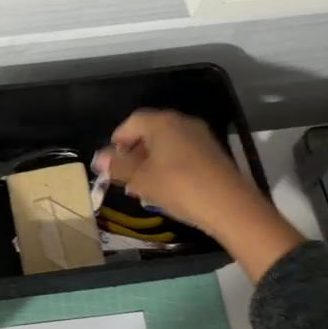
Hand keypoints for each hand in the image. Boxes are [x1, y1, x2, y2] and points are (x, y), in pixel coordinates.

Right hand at [96, 109, 303, 281]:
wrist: (229, 206)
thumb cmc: (178, 186)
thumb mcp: (142, 179)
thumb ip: (118, 167)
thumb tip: (98, 159)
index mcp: (162, 122)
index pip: (131, 122)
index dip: (118, 140)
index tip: (111, 161)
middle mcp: (182, 122)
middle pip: (150, 131)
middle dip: (134, 153)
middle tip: (125, 176)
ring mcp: (200, 137)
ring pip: (167, 143)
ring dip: (151, 161)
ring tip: (143, 186)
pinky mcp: (212, 153)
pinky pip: (182, 152)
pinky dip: (169, 165)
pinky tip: (165, 187)